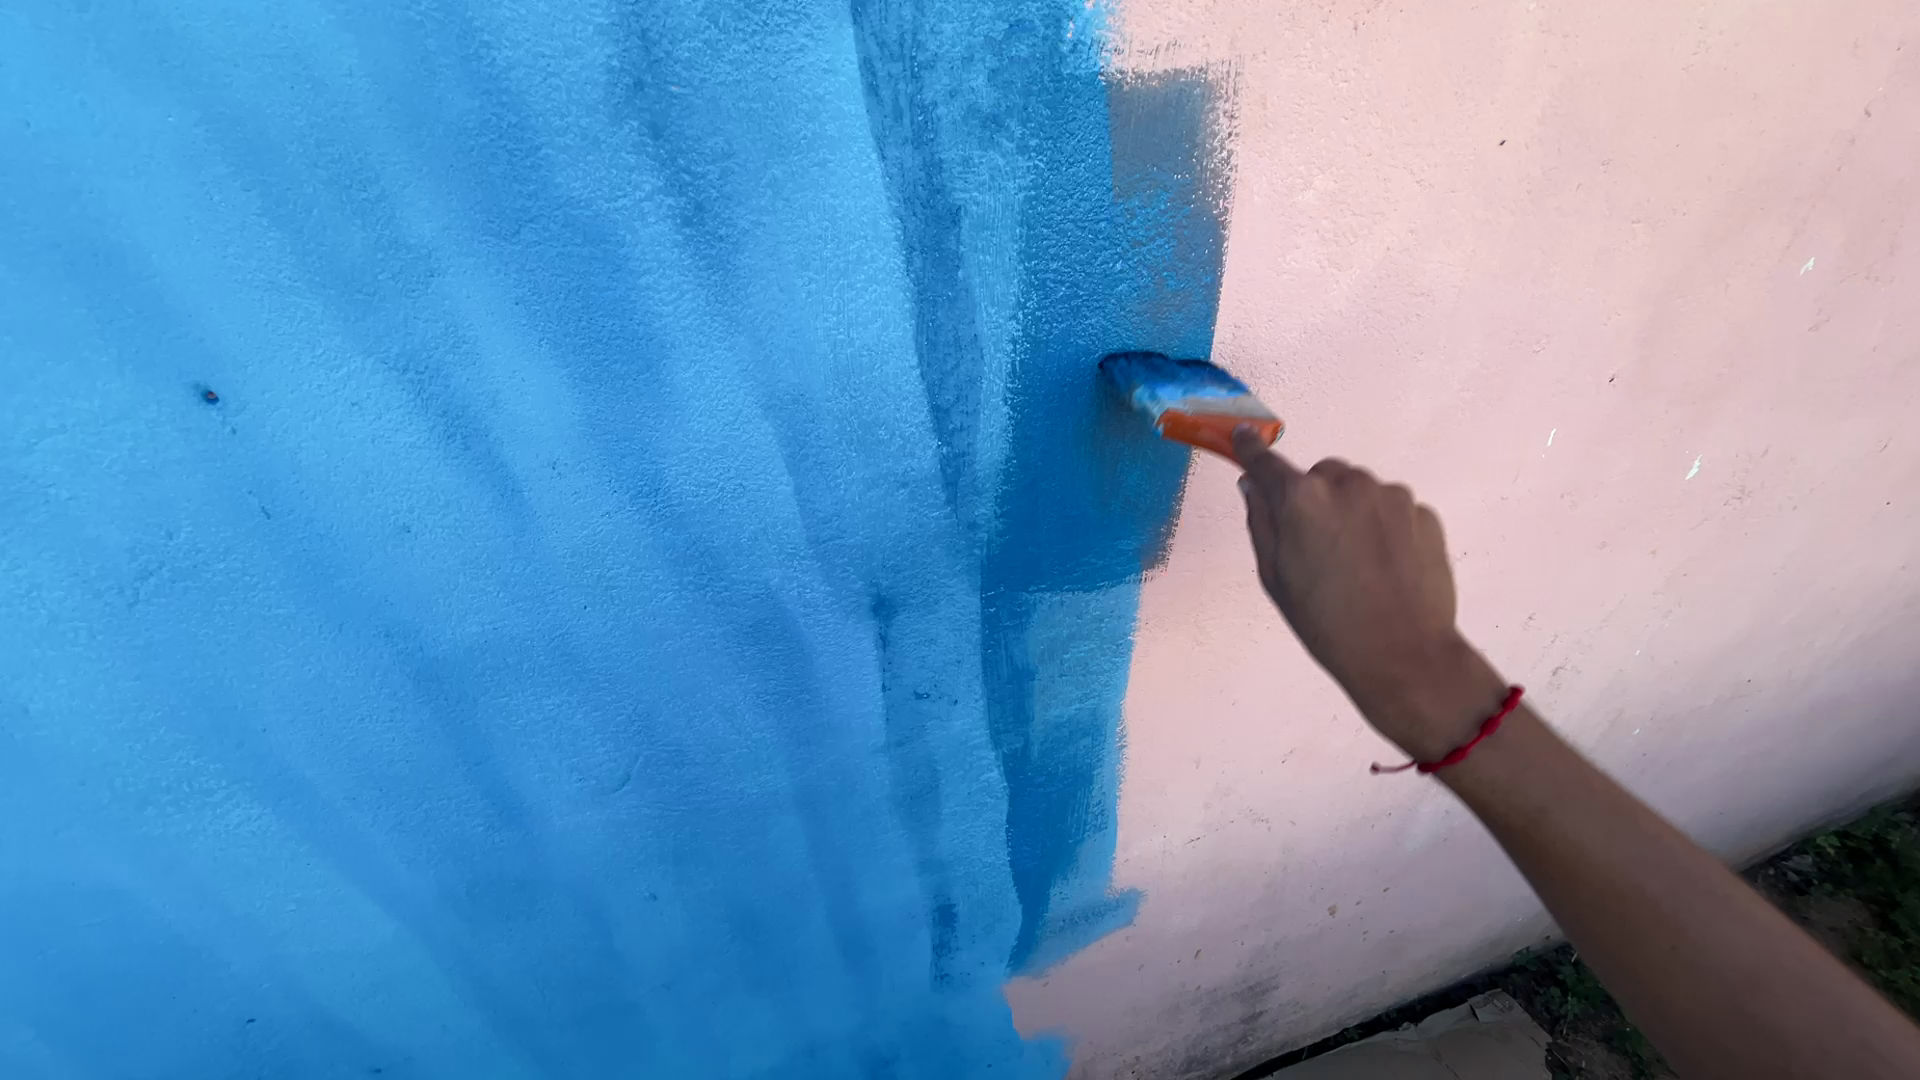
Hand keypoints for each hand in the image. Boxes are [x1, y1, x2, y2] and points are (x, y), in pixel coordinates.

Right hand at [1230, 426, 1505, 759]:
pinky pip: (1390, 508)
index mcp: (1301, 500)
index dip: (1251, 449)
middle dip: (1312, 497)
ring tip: (1353, 560)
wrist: (1402, 653)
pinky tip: (1382, 564)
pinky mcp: (1424, 513)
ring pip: (1358, 490)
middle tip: (1312, 542)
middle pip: (1320, 475)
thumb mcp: (1273, 576)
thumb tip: (1253, 485)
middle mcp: (1348, 484)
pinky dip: (1380, 525)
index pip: (1267, 463)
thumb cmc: (1322, 620)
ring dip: (1349, 510)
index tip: (1243, 434)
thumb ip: (1260, 522)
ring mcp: (1391, 496)